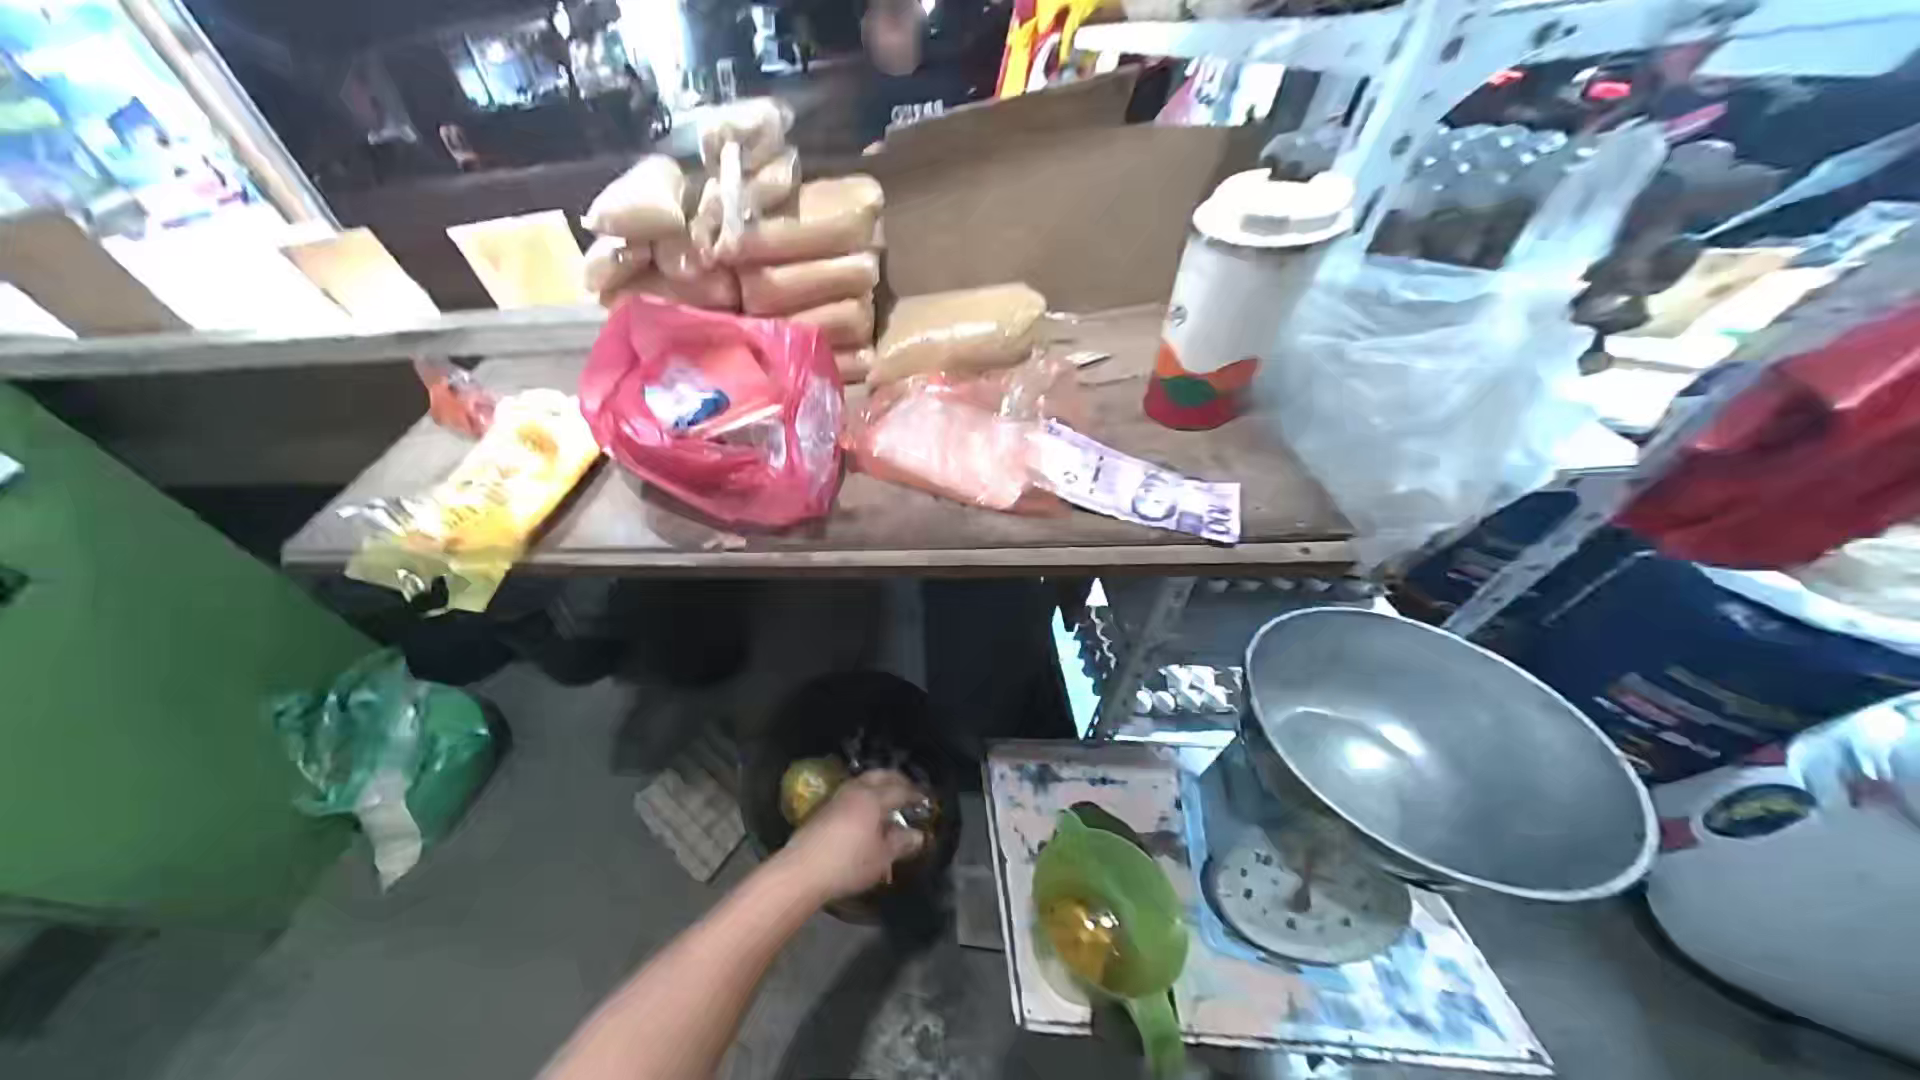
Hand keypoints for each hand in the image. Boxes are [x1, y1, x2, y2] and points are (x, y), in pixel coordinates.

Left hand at [771, 769, 926, 903]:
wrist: (802, 871)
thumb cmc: (848, 864)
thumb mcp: (882, 858)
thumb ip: (901, 843)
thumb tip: (918, 835)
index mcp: (873, 799)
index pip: (901, 790)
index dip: (916, 794)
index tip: (926, 799)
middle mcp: (856, 791)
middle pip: (881, 776)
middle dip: (898, 780)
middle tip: (910, 790)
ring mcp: (838, 796)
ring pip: (864, 780)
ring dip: (880, 784)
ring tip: (889, 798)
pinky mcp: (824, 807)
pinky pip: (853, 791)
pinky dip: (866, 793)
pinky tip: (867, 809)